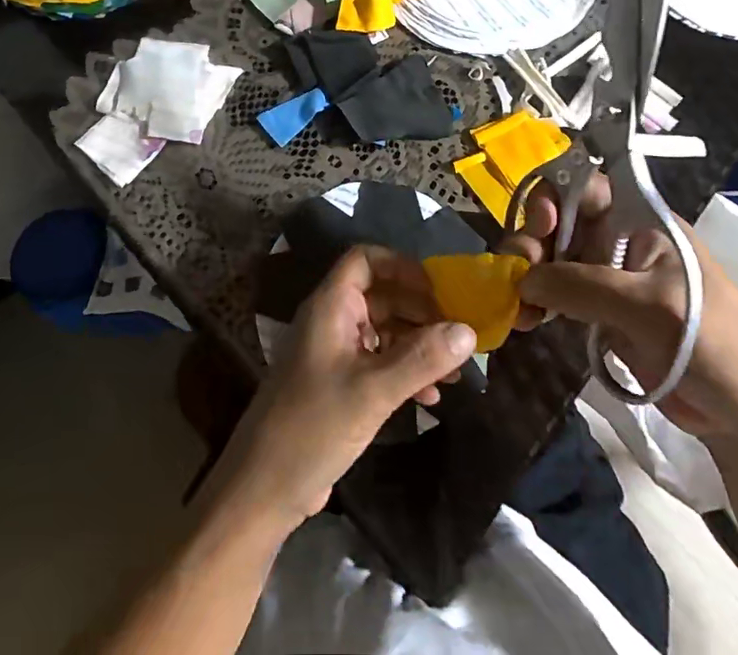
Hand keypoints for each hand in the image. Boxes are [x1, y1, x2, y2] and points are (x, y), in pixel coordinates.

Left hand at [202, 246, 476, 533]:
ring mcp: (334, 351)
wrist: (268, 477)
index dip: (403, 267)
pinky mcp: (340, 381)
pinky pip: (379, 360)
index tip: (443, 291)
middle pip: (381, 294)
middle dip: (422, 310)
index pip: (365, 260)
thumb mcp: (373, 391)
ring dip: (420, 344)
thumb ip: (420, 358)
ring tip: (457, 373)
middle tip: (463, 337)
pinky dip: (406, 370)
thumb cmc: (315, 424)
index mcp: (329, 306)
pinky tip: (432, 397)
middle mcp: (331, 320)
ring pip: (384, 329)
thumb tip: (469, 330)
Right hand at [498, 179, 737, 441]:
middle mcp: (620, 244)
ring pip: (547, 259)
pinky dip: (531, 302)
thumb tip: (520, 281)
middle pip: (556, 223)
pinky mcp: (597, 313)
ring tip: (518, 308)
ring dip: (523, 276)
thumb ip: (579, 286)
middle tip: (517, 276)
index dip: (555, 197)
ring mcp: (607, 279)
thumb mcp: (648, 307)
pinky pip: (551, 294)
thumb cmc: (716, 347)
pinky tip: (524, 320)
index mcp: (644, 225)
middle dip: (530, 243)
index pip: (586, 188)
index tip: (543, 228)